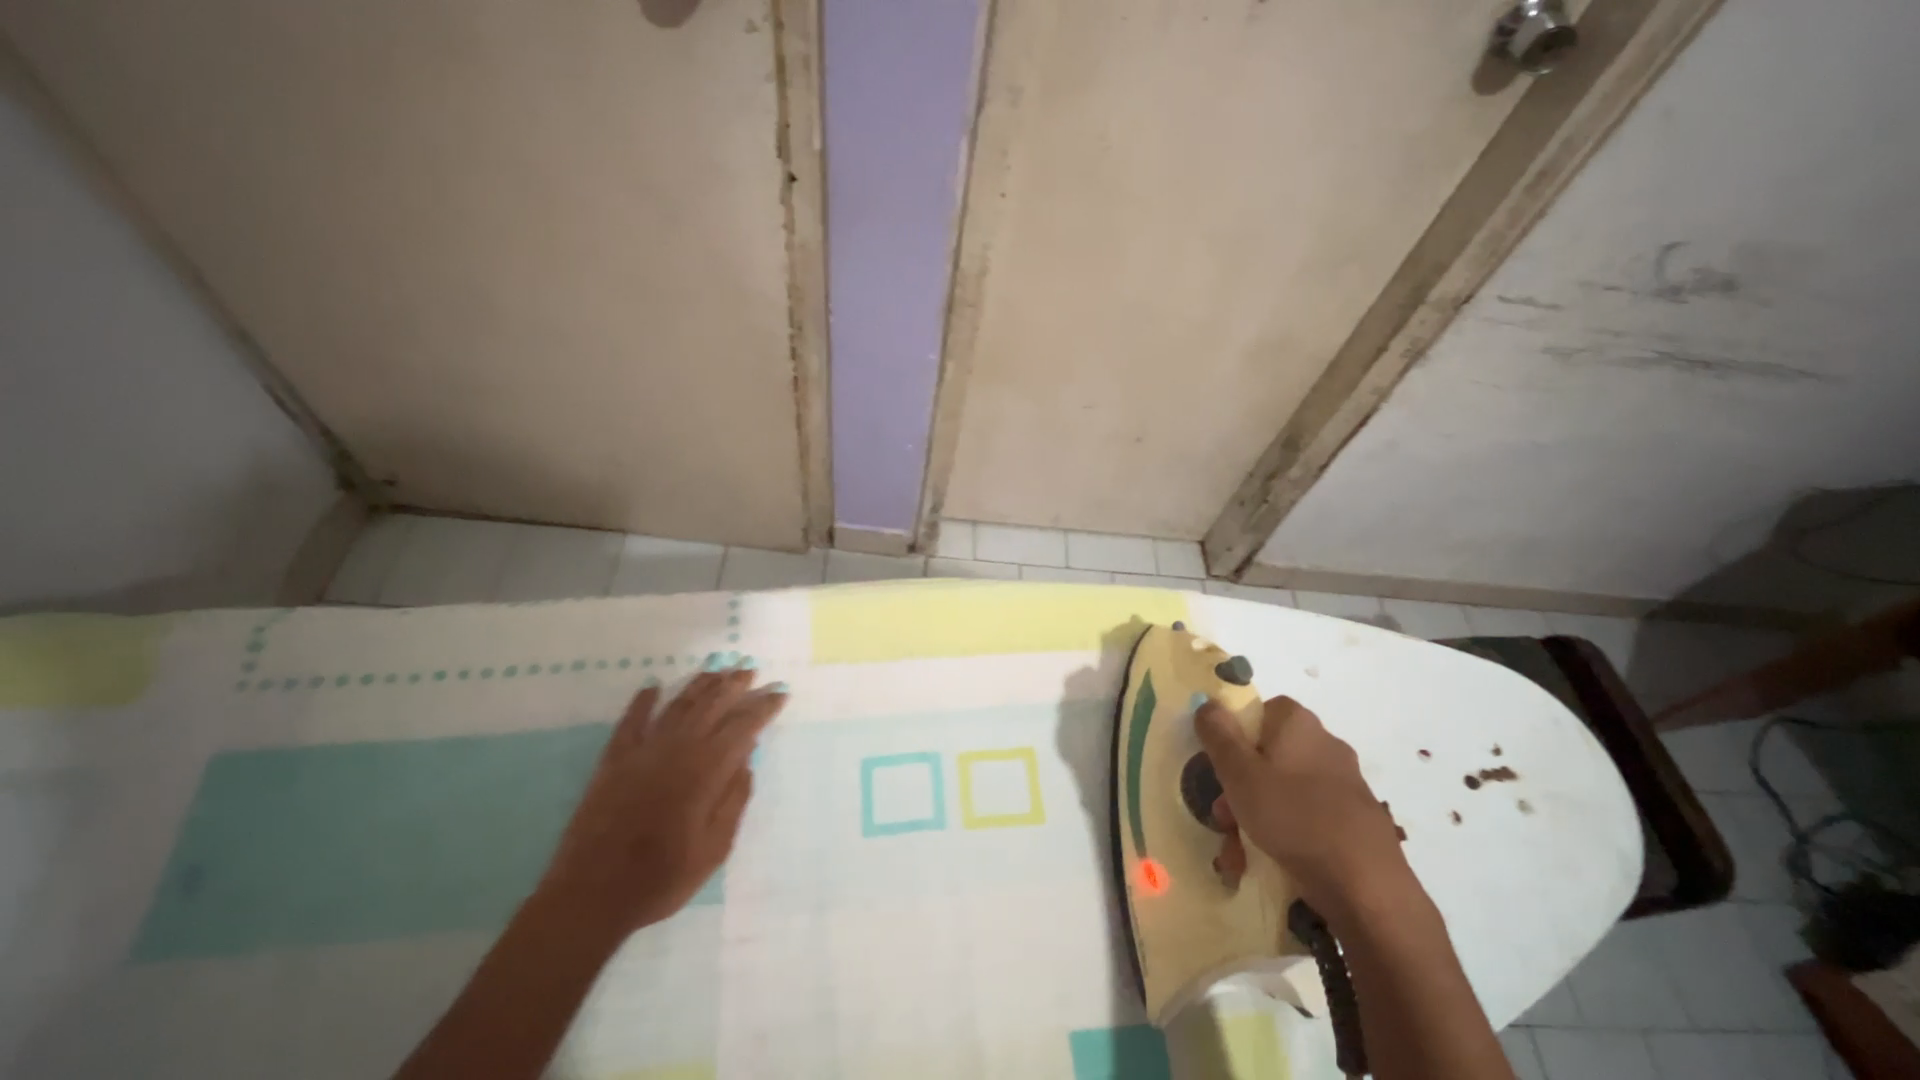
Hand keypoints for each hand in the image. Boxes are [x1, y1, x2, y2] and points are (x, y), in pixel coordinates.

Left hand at [538, 665, 786, 932]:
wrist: (592, 894)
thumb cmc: (662, 878)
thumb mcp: (715, 848)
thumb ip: (733, 800)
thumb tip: (746, 760)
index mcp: (705, 771)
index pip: (742, 727)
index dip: (762, 707)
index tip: (779, 692)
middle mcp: (675, 750)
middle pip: (710, 706)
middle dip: (733, 686)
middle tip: (750, 668)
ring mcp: (641, 752)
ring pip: (676, 706)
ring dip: (699, 685)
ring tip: (717, 669)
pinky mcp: (612, 761)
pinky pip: (630, 721)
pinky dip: (643, 700)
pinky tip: (653, 686)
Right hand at [1195, 695, 1410, 917]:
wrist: (1364, 882)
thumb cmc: (1292, 816)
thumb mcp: (1239, 774)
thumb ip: (1218, 735)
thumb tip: (1207, 703)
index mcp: (1299, 725)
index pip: (1262, 711)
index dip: (1236, 735)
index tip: (1221, 767)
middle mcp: (1326, 745)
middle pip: (1269, 756)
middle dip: (1240, 788)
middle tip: (1224, 820)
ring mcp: (1344, 784)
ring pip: (1285, 792)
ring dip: (1256, 818)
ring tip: (1239, 855)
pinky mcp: (1356, 819)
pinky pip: (1308, 818)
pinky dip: (1286, 836)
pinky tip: (1269, 864)